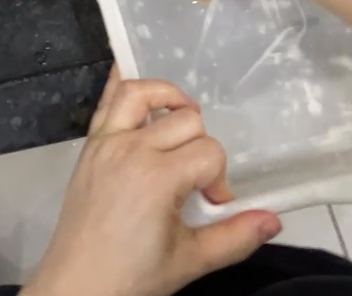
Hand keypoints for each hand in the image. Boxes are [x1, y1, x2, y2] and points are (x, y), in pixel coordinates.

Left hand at [23, 74, 281, 295]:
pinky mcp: (91, 142)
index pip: (209, 152)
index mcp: (157, 177)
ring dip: (168, 99)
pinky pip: (105, 98)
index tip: (211, 206)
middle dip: (200, 147)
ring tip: (181, 122)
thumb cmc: (132, 277)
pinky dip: (120, 81)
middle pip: (185, 120)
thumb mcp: (191, 262)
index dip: (219, 180)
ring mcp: (106, 140)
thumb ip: (235, 238)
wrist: (78, 285)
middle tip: (194, 181)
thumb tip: (273, 219)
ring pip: (142, 92)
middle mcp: (131, 148)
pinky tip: (134, 76)